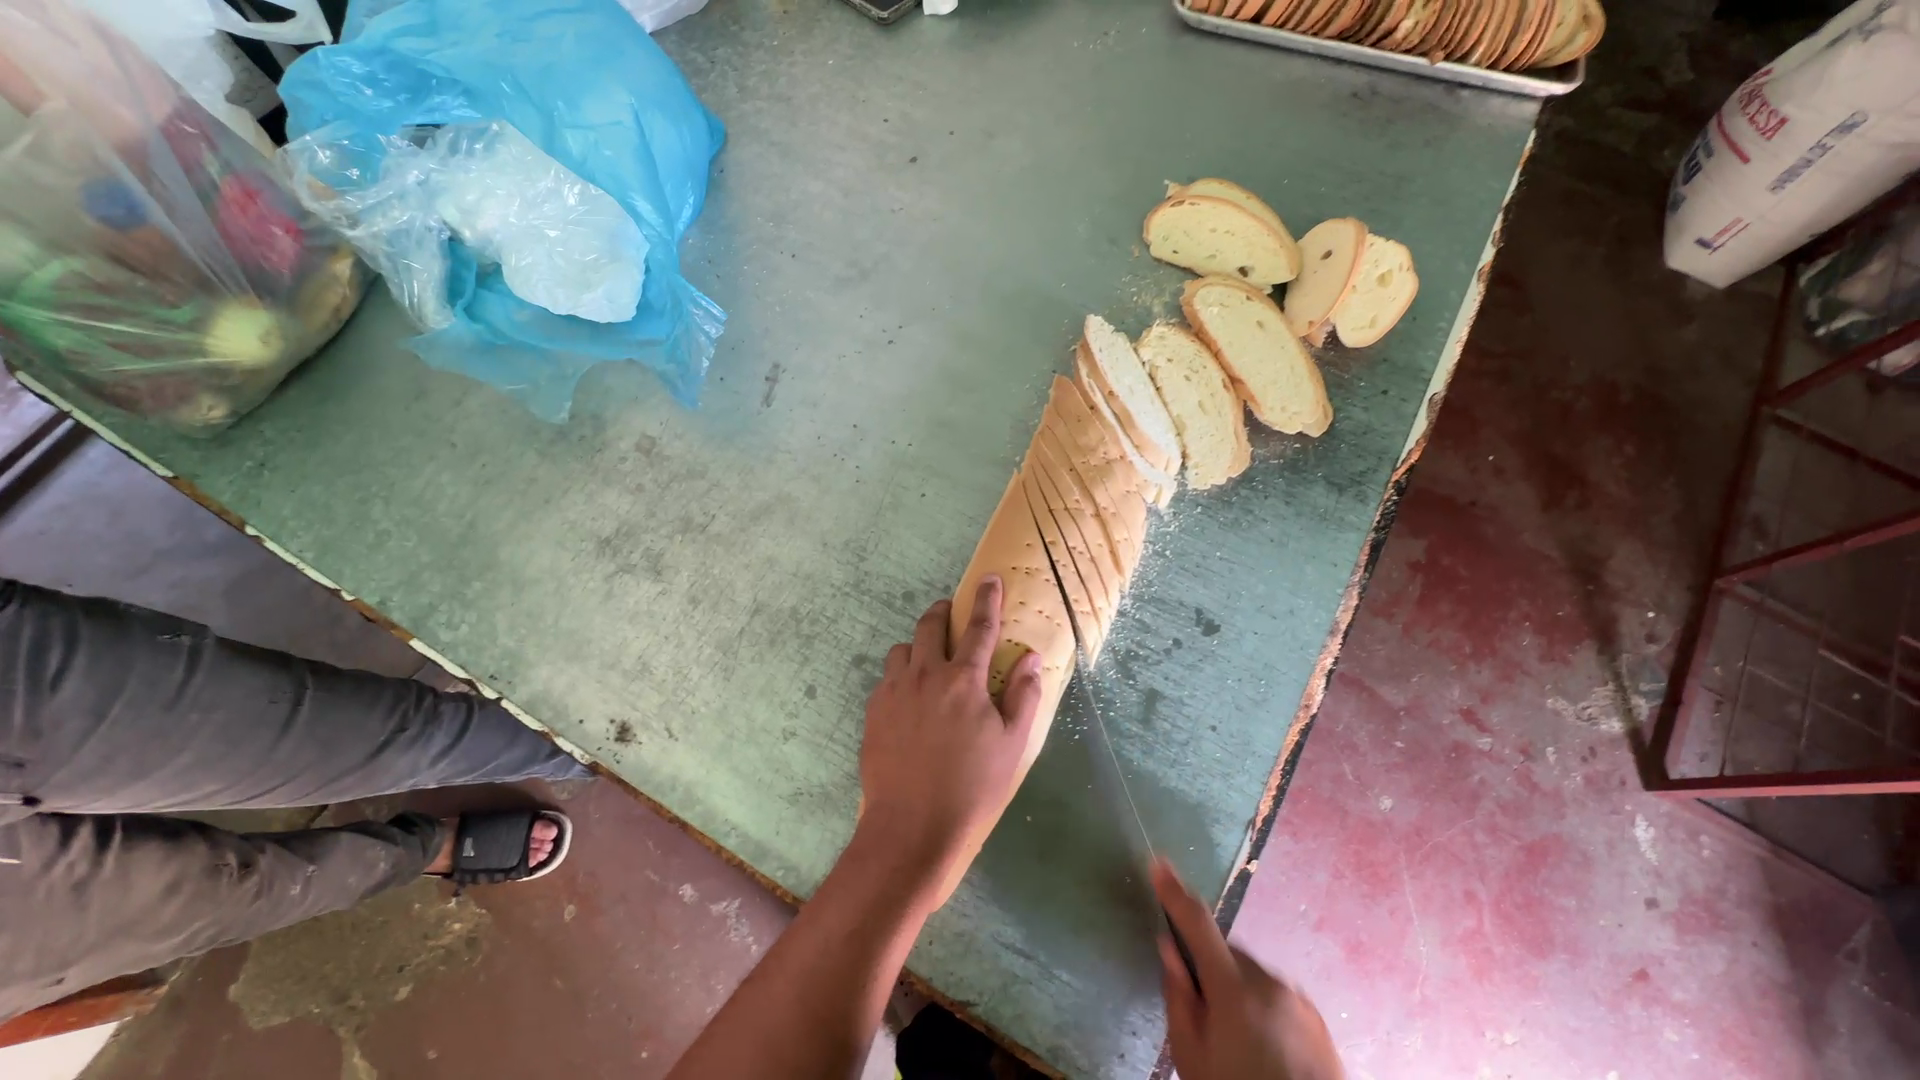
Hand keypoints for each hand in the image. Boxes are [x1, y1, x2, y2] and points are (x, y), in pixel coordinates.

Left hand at [857, 576, 1043, 897]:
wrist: (912, 828)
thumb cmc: (973, 789)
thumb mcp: (1013, 745)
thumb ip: (1022, 695)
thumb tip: (1028, 658)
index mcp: (964, 680)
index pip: (979, 626)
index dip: (987, 599)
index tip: (988, 578)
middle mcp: (925, 675)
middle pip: (930, 625)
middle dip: (943, 611)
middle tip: (952, 614)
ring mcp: (893, 692)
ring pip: (902, 649)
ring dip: (918, 646)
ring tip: (929, 662)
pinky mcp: (873, 713)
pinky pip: (886, 678)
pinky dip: (901, 676)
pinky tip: (910, 699)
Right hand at [1154, 860, 1344, 1079]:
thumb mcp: (1190, 1057)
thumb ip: (1178, 998)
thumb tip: (1169, 949)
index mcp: (1234, 990)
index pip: (1198, 927)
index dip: (1175, 894)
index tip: (1159, 864)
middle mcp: (1270, 983)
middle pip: (1227, 956)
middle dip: (1211, 972)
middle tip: (1203, 1015)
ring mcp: (1298, 1000)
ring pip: (1252, 977)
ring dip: (1238, 992)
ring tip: (1237, 1043)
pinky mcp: (1316, 1018)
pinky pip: (1277, 996)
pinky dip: (1262, 1009)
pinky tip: (1262, 1048)